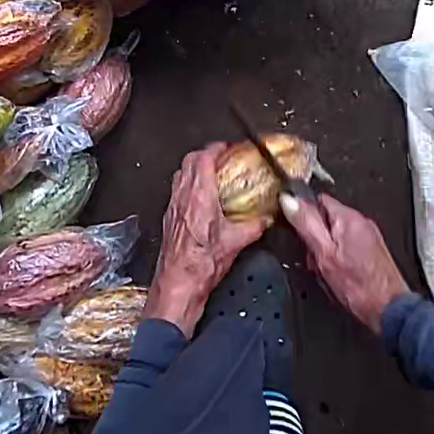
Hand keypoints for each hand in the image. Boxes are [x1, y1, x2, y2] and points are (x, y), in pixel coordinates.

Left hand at [149, 144, 271, 334]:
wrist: (177, 286)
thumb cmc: (199, 266)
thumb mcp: (236, 243)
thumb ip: (254, 226)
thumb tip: (265, 219)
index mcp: (199, 196)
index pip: (203, 157)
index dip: (216, 148)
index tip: (228, 148)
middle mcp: (182, 197)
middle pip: (188, 161)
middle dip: (205, 154)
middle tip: (221, 156)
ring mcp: (172, 207)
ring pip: (180, 174)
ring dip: (194, 168)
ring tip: (211, 173)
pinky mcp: (169, 219)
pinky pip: (177, 191)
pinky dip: (188, 185)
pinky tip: (200, 198)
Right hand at [282, 193, 407, 333]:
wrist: (388, 309)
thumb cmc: (360, 285)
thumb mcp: (324, 253)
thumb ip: (306, 224)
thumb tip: (289, 200)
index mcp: (349, 217)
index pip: (317, 199)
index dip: (302, 213)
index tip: (296, 229)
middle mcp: (361, 222)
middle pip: (325, 218)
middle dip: (313, 236)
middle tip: (314, 257)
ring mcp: (367, 236)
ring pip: (333, 234)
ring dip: (324, 249)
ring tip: (327, 269)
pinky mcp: (370, 250)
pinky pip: (344, 245)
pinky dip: (336, 257)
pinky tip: (338, 273)